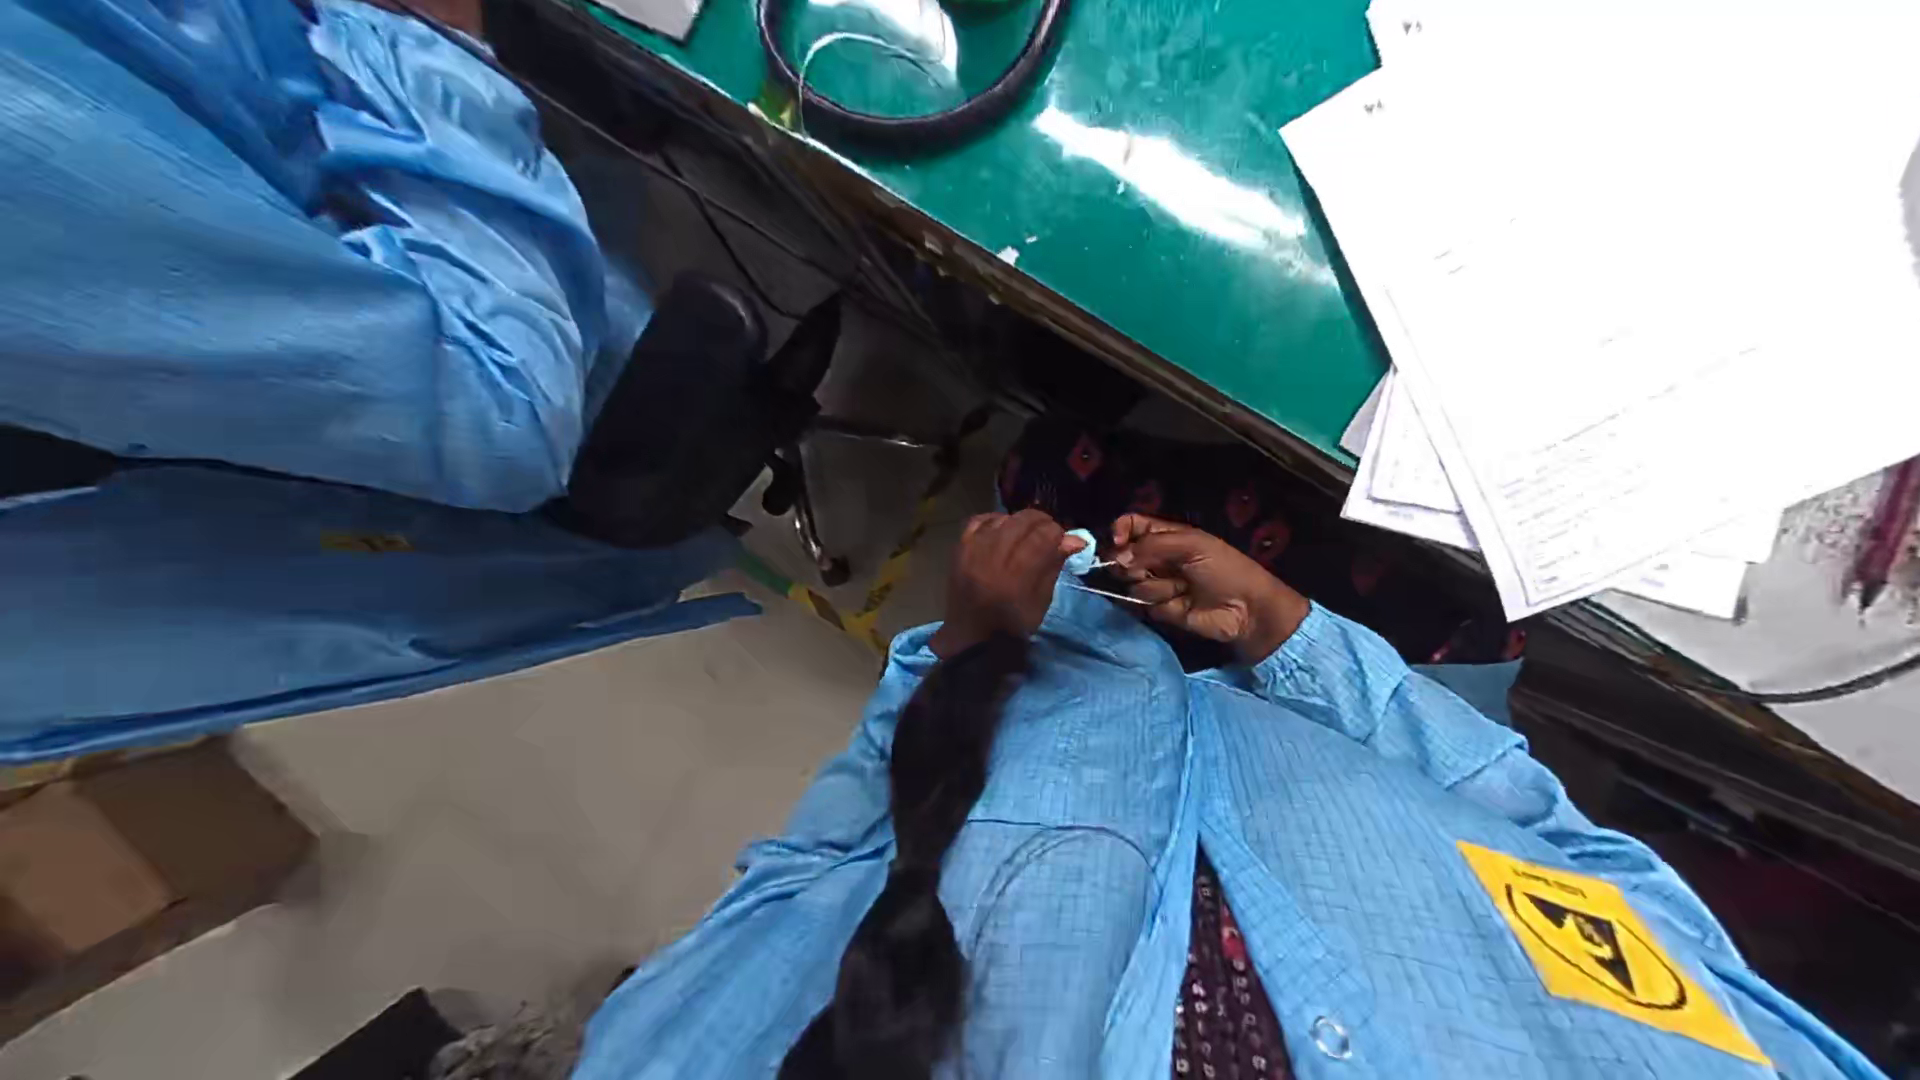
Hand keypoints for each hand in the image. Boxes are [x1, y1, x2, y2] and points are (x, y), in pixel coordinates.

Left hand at [929, 510, 1085, 657]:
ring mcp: (973, 551)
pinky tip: (1003, 528)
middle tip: (1049, 533)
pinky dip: (994, 520)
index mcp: (1016, 575)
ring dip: (1019, 521)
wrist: (971, 638)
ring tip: (1027, 532)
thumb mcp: (1041, 600)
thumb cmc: (1012, 626)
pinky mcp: (959, 550)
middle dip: (1042, 522)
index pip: (1042, 536)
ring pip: (1002, 519)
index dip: (1058, 533)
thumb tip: (1074, 539)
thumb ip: (1054, 565)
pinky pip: (977, 522)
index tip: (1064, 540)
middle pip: (1022, 521)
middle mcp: (993, 557)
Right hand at [1110, 514, 1309, 664]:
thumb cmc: (1225, 569)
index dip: (1119, 531)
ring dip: (1157, 586)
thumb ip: (1151, 546)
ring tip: (1183, 588)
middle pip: (1123, 556)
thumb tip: (1117, 556)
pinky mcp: (1161, 609)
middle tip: (1147, 569)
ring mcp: (1158, 584)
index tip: (1116, 542)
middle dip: (1131, 563)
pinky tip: (1183, 603)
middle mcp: (1158, 558)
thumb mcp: (1192, 546)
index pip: (1131, 526)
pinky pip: (1144, 604)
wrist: (1247, 609)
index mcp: (1166, 536)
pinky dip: (1162, 603)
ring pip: (1134, 583)